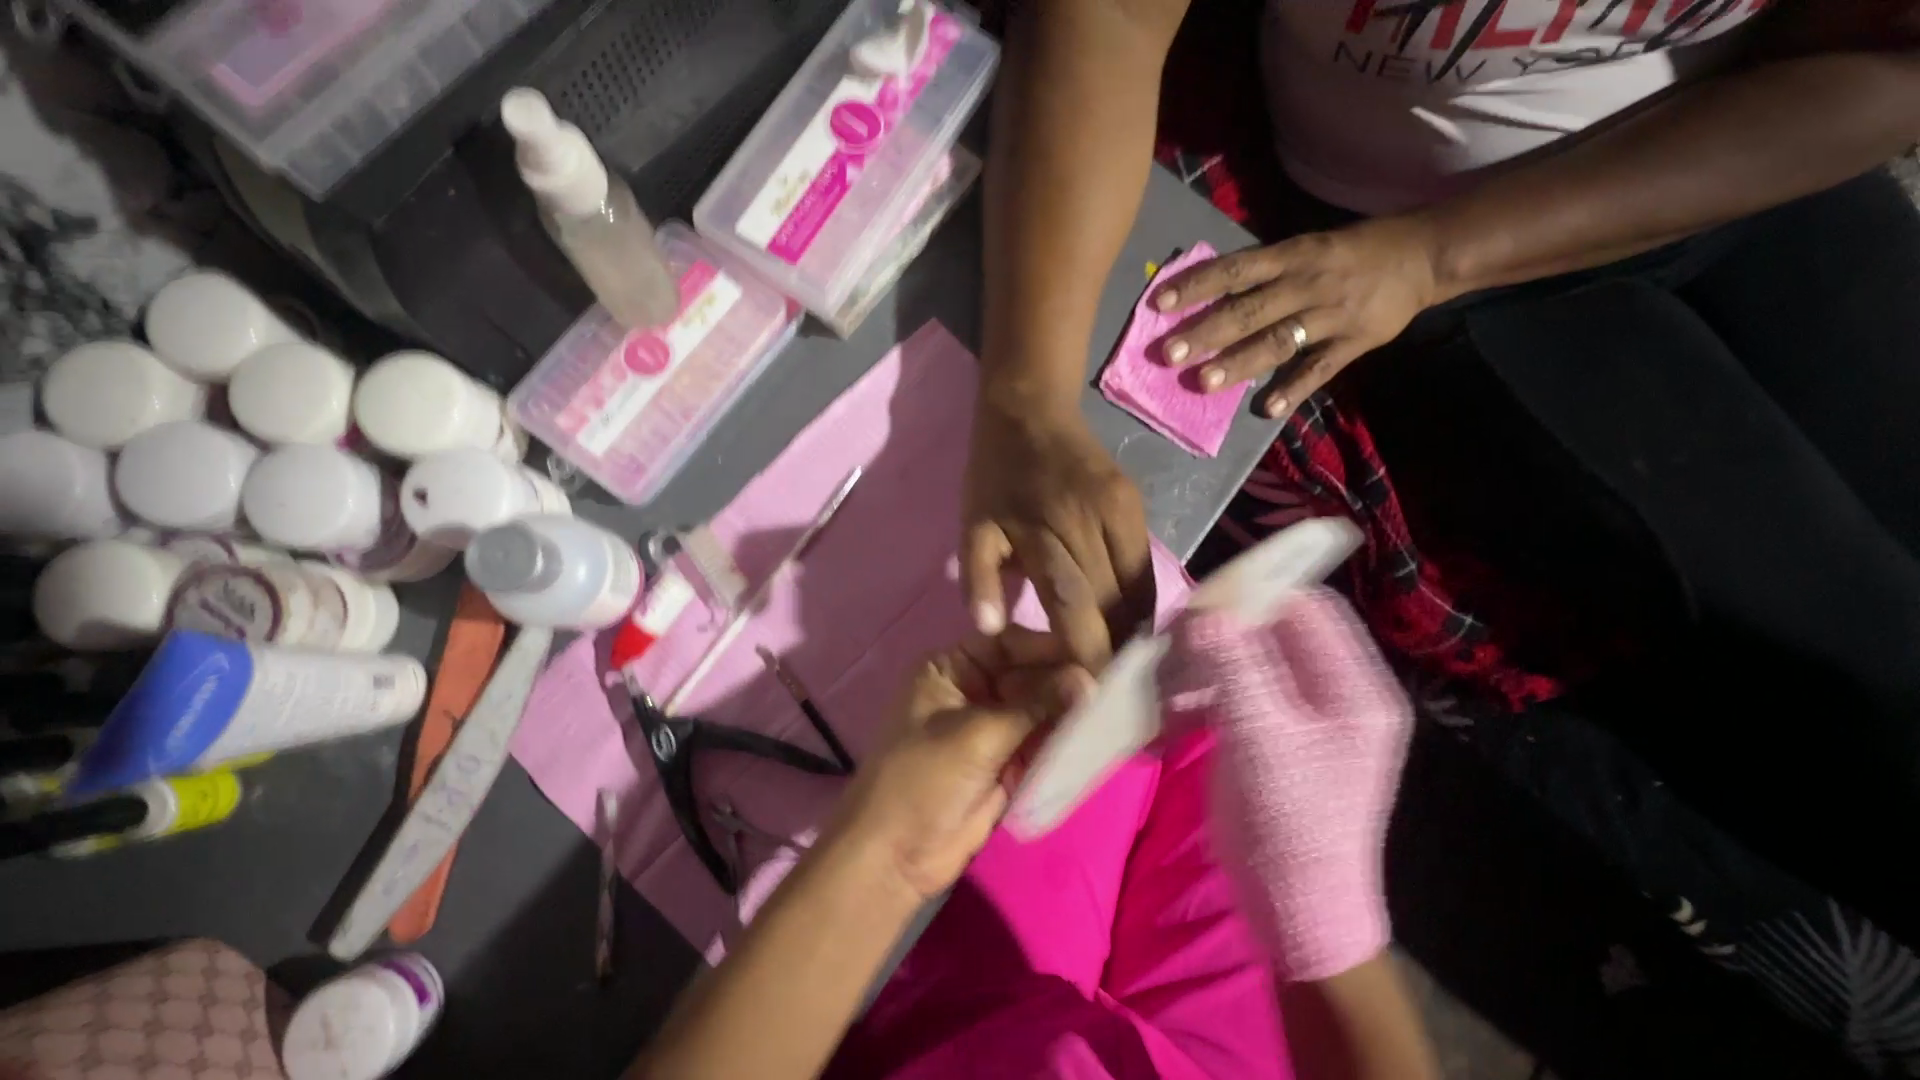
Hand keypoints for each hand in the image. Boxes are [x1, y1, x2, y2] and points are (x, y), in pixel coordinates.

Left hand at [834, 629, 1091, 899]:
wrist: (896, 856)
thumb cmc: (923, 779)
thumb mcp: (977, 735)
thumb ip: (1034, 706)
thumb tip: (1089, 679)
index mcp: (951, 669)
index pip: (1008, 643)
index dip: (1049, 646)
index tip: (1093, 652)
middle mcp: (973, 689)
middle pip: (1029, 674)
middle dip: (1066, 679)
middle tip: (1110, 685)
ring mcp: (991, 728)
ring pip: (1040, 708)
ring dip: (1070, 710)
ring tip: (1111, 707)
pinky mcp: (1007, 763)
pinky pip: (1042, 742)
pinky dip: (1065, 740)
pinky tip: (1099, 733)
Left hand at [962, 394, 1152, 669]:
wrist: (1029, 410)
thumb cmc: (994, 477)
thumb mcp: (972, 526)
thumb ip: (977, 579)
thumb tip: (990, 632)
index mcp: (1043, 536)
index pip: (1077, 610)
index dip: (1089, 657)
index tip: (1092, 699)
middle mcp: (1091, 525)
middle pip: (1117, 607)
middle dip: (1119, 655)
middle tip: (1118, 695)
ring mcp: (1122, 512)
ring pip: (1140, 590)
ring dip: (1137, 633)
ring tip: (1131, 670)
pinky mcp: (1137, 504)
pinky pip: (1146, 567)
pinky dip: (1142, 602)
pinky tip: (1134, 627)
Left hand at [1152, 217, 1442, 419]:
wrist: (1425, 255)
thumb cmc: (1350, 251)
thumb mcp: (1306, 247)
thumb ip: (1263, 271)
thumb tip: (1206, 292)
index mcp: (1292, 256)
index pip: (1235, 270)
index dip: (1196, 286)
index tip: (1158, 305)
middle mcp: (1307, 283)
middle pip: (1250, 309)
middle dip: (1207, 332)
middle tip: (1169, 353)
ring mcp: (1332, 315)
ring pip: (1279, 340)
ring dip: (1240, 362)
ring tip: (1205, 381)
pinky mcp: (1355, 342)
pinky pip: (1320, 369)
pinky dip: (1294, 390)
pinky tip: (1267, 410)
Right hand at [1160, 589, 1412, 981]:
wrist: (1296, 911)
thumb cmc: (1292, 825)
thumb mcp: (1264, 742)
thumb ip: (1237, 671)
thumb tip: (1205, 609)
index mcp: (1355, 690)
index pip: (1312, 610)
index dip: (1260, 596)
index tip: (1202, 599)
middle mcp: (1334, 694)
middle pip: (1277, 634)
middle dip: (1224, 632)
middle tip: (1172, 637)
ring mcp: (1300, 718)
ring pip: (1250, 663)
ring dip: (1207, 665)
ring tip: (1164, 675)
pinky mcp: (1269, 740)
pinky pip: (1236, 695)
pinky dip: (1204, 695)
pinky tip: (1170, 707)